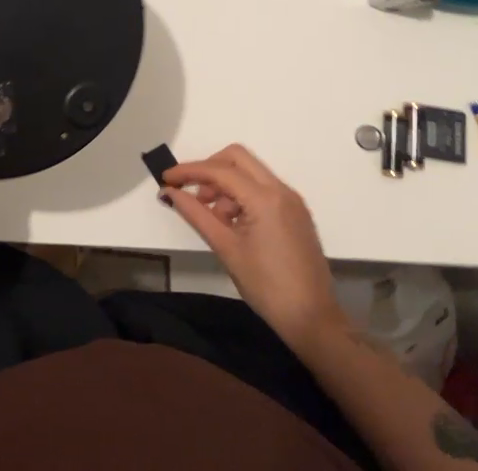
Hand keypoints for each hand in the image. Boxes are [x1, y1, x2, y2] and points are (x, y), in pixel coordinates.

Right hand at [160, 145, 347, 352]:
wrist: (312, 318)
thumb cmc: (266, 285)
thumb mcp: (226, 248)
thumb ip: (195, 214)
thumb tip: (169, 192)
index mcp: (265, 199)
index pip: (219, 171)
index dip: (188, 171)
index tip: (165, 179)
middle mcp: (282, 191)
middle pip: (237, 158)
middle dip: (208, 168)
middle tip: (190, 191)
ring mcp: (292, 201)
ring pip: (250, 173)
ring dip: (225, 183)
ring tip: (210, 214)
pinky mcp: (295, 213)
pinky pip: (262, 189)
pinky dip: (241, 195)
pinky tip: (230, 222)